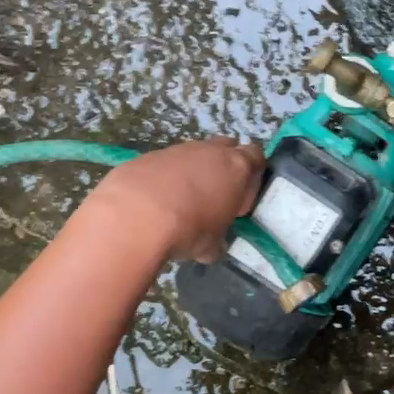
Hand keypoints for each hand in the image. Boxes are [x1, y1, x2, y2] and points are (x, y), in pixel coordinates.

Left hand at [87, 138, 264, 261]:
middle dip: (224, 167)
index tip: (240, 201)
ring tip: (180, 203)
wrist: (136, 216)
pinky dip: (165, 178)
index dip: (251, 177)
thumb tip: (212, 246)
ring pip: (194, 153)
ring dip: (193, 172)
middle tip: (215, 196)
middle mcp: (210, 151)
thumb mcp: (213, 245)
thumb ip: (218, 238)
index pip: (256, 157)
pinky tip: (154, 202)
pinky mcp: (149, 155)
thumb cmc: (189, 230)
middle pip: (227, 147)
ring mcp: (178, 150)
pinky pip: (165, 163)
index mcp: (236, 168)